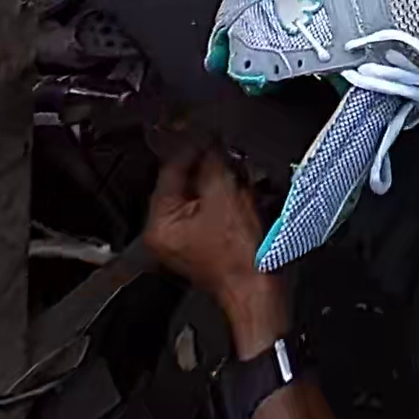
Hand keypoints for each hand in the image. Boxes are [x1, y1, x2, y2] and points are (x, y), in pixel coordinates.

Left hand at [143, 147, 269, 304]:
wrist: (258, 285)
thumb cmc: (239, 254)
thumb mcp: (224, 195)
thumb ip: (212, 163)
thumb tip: (209, 142)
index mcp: (160, 223)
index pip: (170, 170)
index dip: (193, 147)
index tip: (208, 132)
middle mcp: (167, 232)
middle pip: (186, 180)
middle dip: (211, 164)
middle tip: (228, 152)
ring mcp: (186, 237)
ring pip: (202, 191)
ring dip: (222, 178)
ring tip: (240, 174)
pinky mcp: (206, 239)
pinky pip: (213, 205)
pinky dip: (228, 194)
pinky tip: (244, 191)